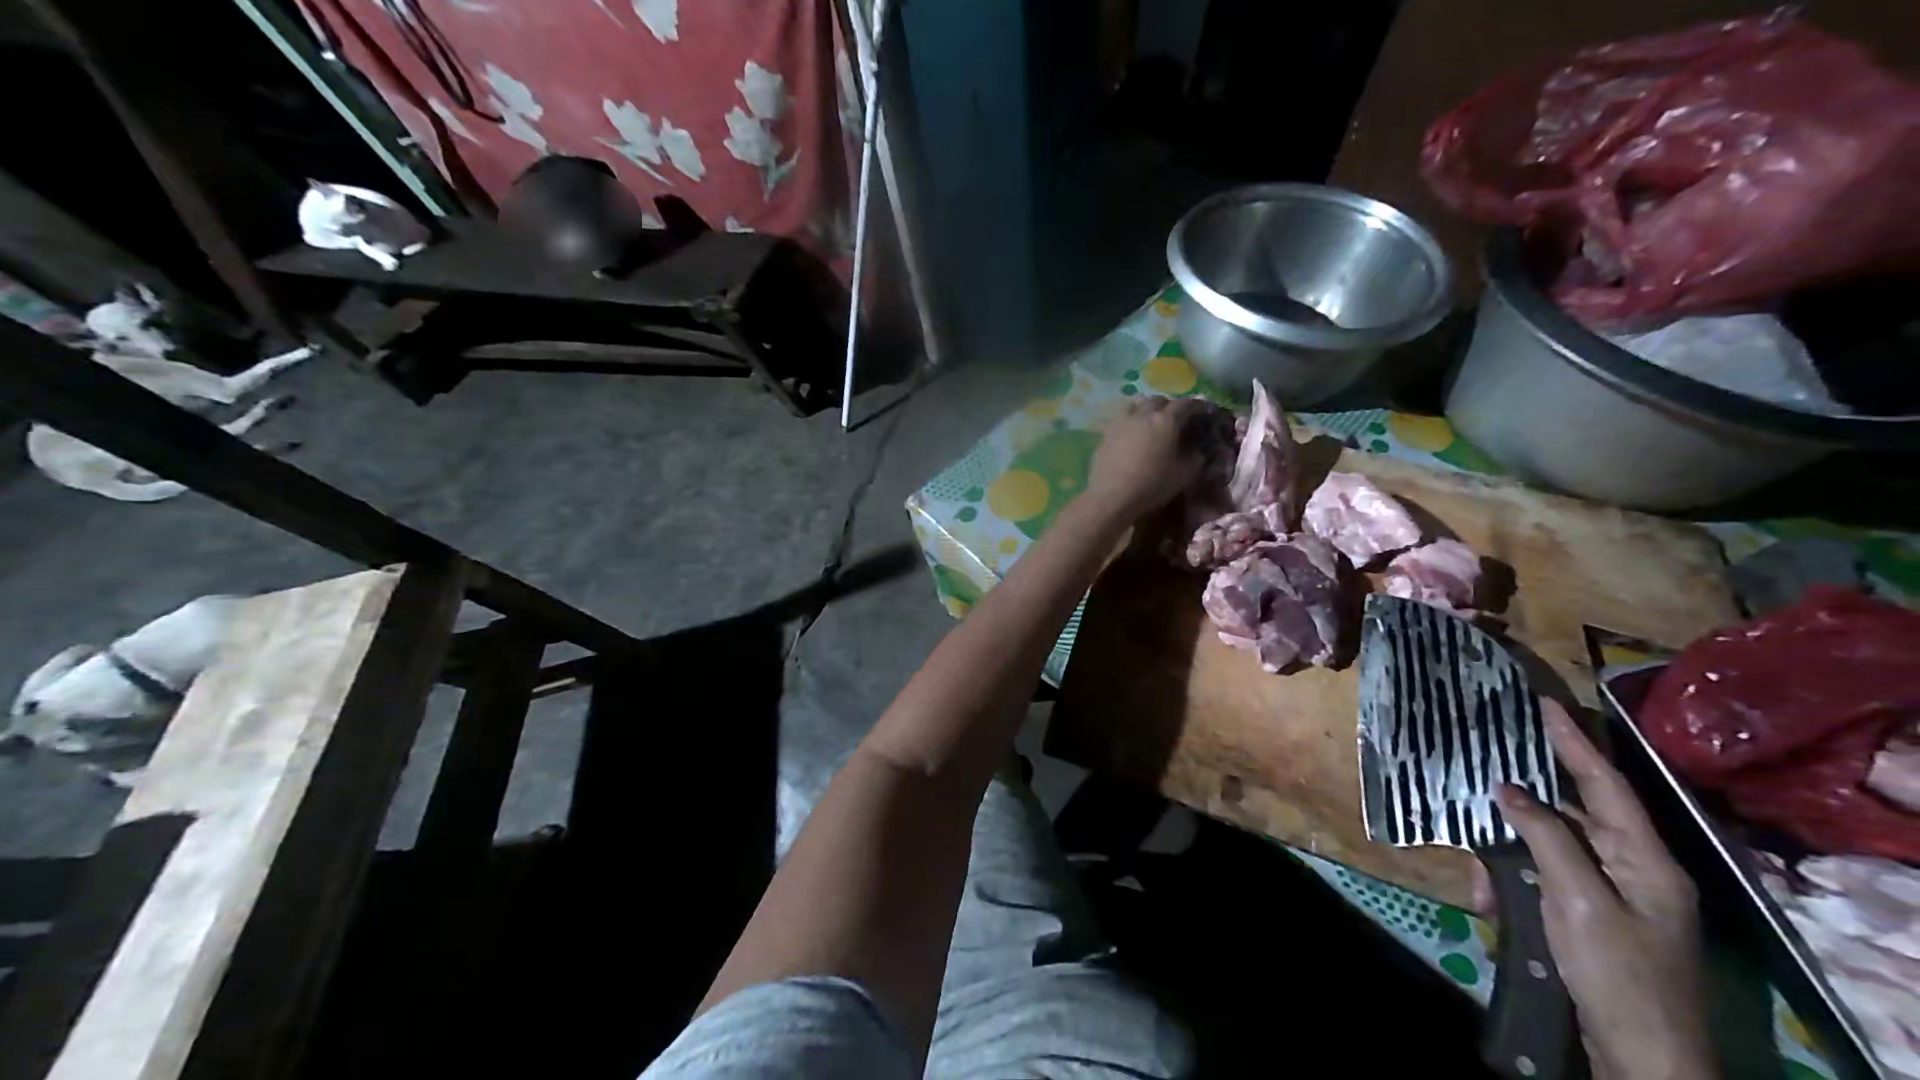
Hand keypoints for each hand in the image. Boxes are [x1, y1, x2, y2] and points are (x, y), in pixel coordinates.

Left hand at [1084, 396, 1210, 520]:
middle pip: (1158, 400)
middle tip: (1175, 417)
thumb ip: (1195, 459)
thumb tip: (1197, 451)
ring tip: (1151, 420)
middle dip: (1170, 405)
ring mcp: (1121, 422)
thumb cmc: (1152, 485)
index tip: (1203, 409)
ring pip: (1136, 404)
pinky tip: (1131, 433)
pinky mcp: (1105, 433)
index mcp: (1166, 420)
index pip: (1185, 404)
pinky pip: (1121, 418)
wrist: (1112, 496)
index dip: (1197, 405)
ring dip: (1147, 408)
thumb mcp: (1184, 475)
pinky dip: (1131, 420)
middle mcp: (1143, 414)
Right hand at [1490, 701, 1713, 1079]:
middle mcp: (1632, 866)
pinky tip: (1490, 901)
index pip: (1604, 783)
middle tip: (1483, 771)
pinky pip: (1543, 878)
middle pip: (1571, 812)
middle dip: (1522, 803)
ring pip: (1547, 847)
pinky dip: (1513, 884)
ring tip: (1483, 877)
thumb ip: (1545, 837)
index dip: (1573, 741)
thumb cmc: (1617, 969)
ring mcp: (1613, 891)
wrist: (1641, 1051)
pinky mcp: (1591, 913)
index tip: (1543, 703)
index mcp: (1645, 857)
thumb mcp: (1578, 899)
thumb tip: (1507, 788)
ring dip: (1509, 855)